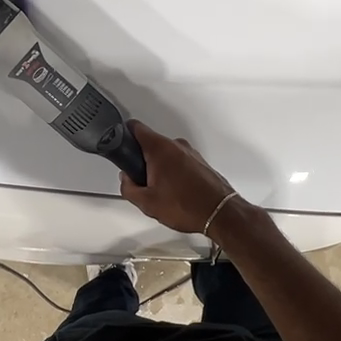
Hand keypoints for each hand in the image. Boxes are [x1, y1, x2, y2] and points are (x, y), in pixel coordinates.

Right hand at [119, 120, 236, 233]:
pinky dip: (175, 172)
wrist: (219, 213)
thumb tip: (126, 181)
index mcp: (160, 149)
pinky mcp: (200, 162)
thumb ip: (128, 188)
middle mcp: (176, 145)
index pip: (135, 127)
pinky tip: (176, 192)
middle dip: (143, 160)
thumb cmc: (189, 206)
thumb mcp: (147, 203)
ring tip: (162, 191)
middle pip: (151, 143)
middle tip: (142, 180)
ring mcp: (190, 153)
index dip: (124, 134)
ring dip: (160, 168)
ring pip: (166, 154)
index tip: (120, 142)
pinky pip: (180, 162)